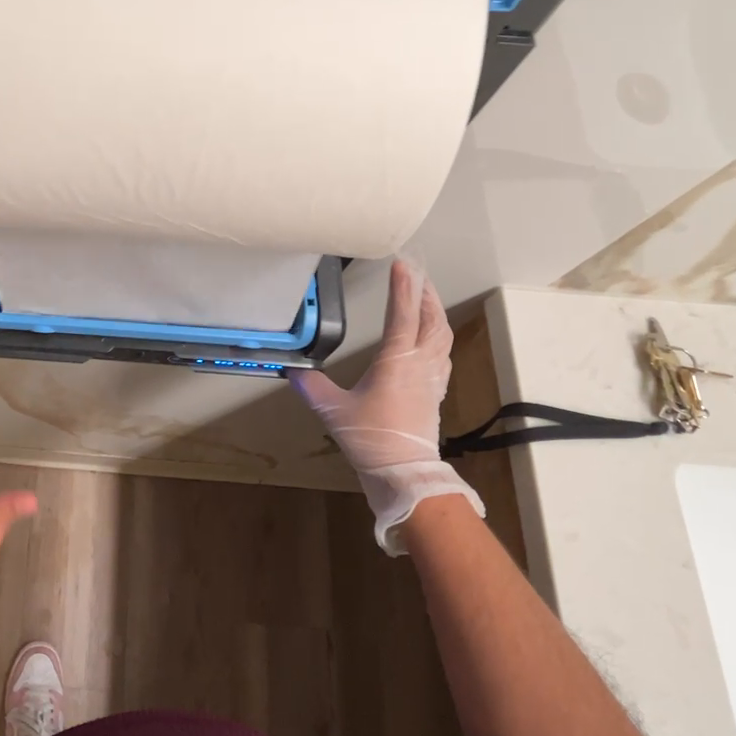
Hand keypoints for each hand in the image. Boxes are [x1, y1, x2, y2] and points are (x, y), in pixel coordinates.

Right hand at [290, 258, 451, 470]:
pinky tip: (430, 337)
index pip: (402, 314)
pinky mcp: (435, 392)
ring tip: (426, 297)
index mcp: (397, 361)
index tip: (402, 263)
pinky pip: (442, 354)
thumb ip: (311, 386)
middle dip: (425, 292)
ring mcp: (432, 378)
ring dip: (435, 311)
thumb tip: (292, 371)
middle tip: (416, 273)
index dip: (402, 286)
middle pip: (431, 319)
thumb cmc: (370, 437)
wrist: (403, 472)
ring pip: (442, 335)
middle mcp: (420, 363)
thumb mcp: (333, 410)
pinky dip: (438, 335)